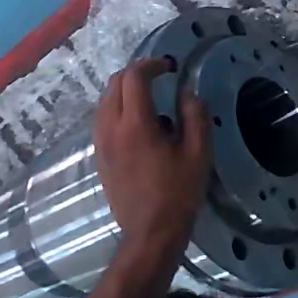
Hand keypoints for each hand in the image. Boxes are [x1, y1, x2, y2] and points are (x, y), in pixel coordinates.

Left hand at [95, 59, 211, 258]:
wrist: (150, 233)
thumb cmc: (178, 193)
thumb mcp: (198, 153)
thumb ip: (195, 116)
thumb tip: (188, 93)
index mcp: (136, 125)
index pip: (134, 78)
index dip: (152, 65)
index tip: (170, 67)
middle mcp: (111, 128)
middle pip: (115, 84)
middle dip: (137, 73)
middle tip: (160, 76)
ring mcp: (101, 143)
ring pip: (106, 100)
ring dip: (125, 90)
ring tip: (150, 97)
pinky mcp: (99, 155)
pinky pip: (103, 118)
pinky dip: (118, 108)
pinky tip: (140, 122)